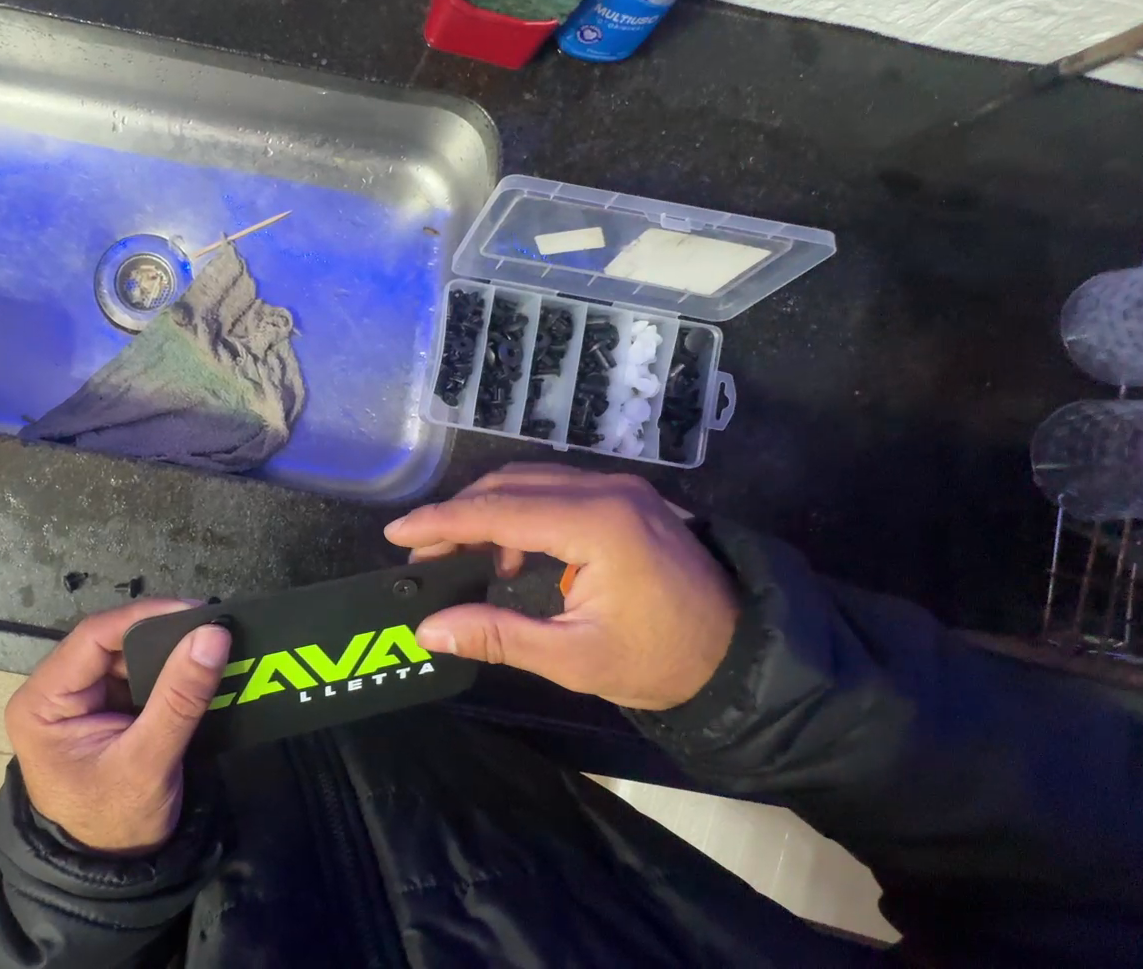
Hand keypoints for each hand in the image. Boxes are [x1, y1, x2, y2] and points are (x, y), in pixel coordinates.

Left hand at [4, 600, 230, 854]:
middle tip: (211, 626)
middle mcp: (55, 691)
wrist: (114, 876)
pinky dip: (169, 670)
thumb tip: (212, 635)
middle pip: (111, 641)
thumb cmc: (115, 825)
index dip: (144, 617)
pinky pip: (138, 674)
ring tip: (211, 642)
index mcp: (42, 703)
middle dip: (161, 633)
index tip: (195, 611)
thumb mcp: (148, 762)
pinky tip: (198, 664)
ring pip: (128, 654)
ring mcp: (80, 699)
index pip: (92, 637)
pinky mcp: (105, 708)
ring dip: (168, 650)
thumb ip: (179, 697)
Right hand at [384, 464, 738, 709]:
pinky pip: (552, 489)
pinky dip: (515, 511)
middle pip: (507, 486)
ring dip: (484, 510)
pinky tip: (508, 552)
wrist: (746, 654)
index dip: (440, 522)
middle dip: (455, 515)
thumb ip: (497, 636)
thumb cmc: (662, 661)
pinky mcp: (623, 496)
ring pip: (527, 481)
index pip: (497, 512)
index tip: (396, 535)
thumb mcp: (575, 658)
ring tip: (456, 555)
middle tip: (420, 554)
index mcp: (596, 524)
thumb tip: (427, 629)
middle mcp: (605, 490)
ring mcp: (618, 487)